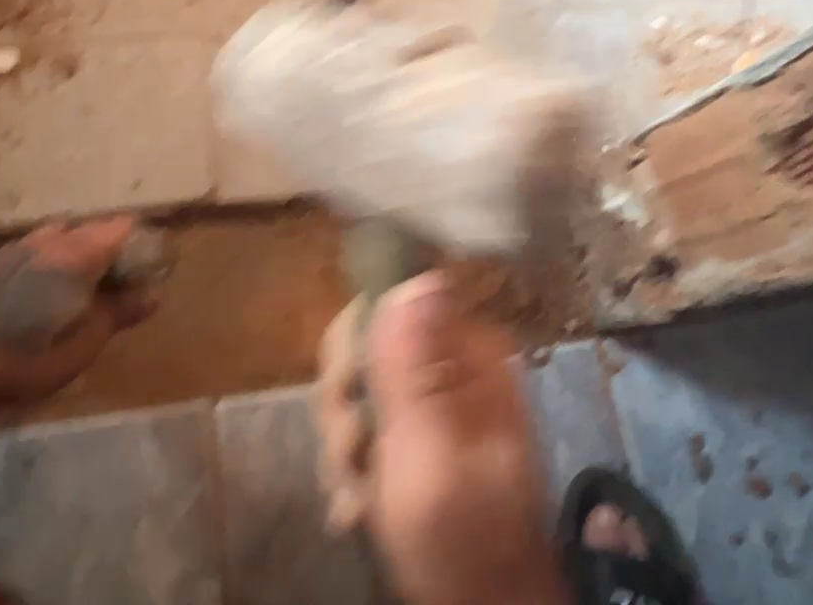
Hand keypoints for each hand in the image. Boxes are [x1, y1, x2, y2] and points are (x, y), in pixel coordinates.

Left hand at [0, 216, 154, 406]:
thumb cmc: (30, 355)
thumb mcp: (86, 341)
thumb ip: (120, 311)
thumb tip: (153, 295)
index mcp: (77, 251)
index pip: (122, 228)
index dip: (142, 245)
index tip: (149, 272)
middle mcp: (47, 239)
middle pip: (91, 230)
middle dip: (110, 250)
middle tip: (120, 285)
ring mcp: (14, 250)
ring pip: (59, 238)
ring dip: (78, 256)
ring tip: (84, 291)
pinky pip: (33, 252)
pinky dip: (50, 265)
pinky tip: (44, 297)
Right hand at [364, 275, 570, 604]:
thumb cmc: (462, 535)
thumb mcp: (432, 455)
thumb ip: (414, 372)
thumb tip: (415, 277)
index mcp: (468, 352)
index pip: (385, 303)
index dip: (351, 350)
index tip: (348, 401)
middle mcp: (451, 362)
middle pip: (360, 346)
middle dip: (344, 408)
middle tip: (353, 457)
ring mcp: (434, 396)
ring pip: (354, 389)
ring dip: (344, 446)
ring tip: (358, 496)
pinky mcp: (416, 430)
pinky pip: (362, 423)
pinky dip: (352, 465)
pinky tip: (358, 505)